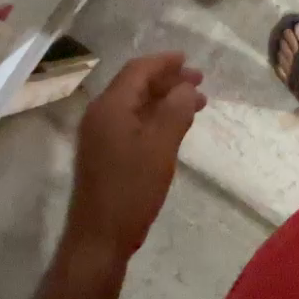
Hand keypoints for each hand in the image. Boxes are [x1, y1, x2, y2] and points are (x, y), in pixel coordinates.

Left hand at [65, 52, 206, 261]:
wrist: (99, 237)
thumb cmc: (132, 190)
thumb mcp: (161, 147)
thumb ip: (176, 111)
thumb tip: (186, 87)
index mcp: (110, 106)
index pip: (138, 70)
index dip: (165, 62)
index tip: (190, 60)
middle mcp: (100, 114)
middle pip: (135, 84)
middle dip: (167, 80)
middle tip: (199, 82)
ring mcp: (99, 134)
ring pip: (134, 104)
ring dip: (163, 100)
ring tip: (195, 104)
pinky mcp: (103, 152)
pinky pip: (130, 121)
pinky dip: (153, 117)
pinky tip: (173, 126)